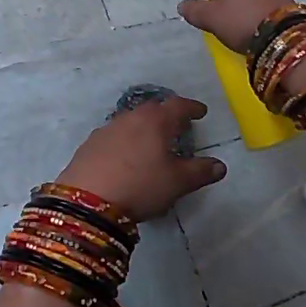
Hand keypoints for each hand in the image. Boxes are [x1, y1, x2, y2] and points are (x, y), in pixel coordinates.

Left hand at [54, 95, 225, 221]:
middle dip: (166, 114)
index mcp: (154, 121)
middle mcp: (129, 119)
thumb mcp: (177, 182)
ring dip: (143, 127)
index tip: (201, 112)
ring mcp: (105, 130)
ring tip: (151, 141)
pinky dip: (125, 140)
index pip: (177, 106)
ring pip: (129, 121)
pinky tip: (125, 156)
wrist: (86, 200)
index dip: (191, 108)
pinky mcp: (88, 145)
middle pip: (151, 109)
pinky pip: (113, 136)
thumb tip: (219, 165)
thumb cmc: (140, 186)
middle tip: (176, 125)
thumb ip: (200, 172)